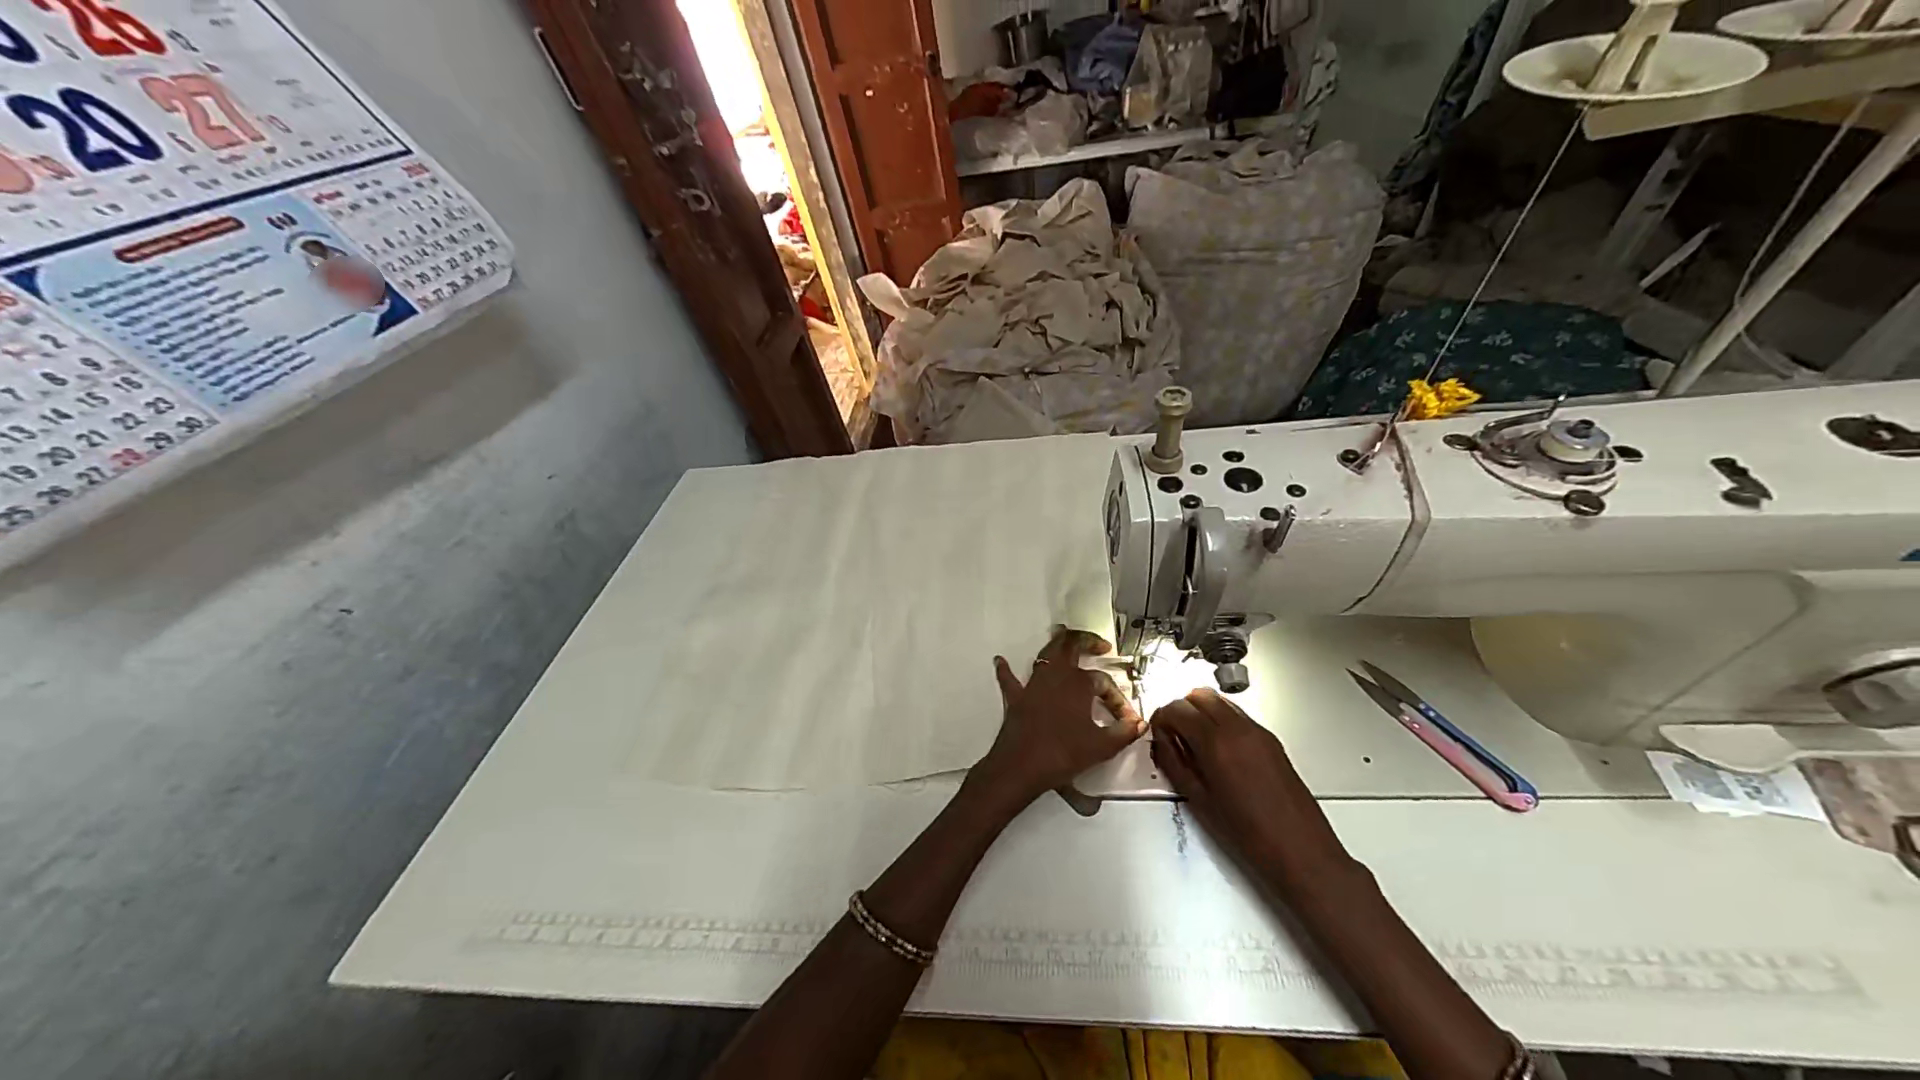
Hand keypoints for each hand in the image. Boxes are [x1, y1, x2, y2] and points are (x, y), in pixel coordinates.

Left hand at [975, 629, 1145, 807]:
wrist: (1021, 766)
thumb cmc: (1063, 754)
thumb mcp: (1101, 747)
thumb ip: (1123, 733)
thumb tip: (1139, 723)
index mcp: (1078, 684)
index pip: (1103, 682)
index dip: (1116, 697)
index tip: (1125, 718)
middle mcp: (1055, 676)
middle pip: (1070, 646)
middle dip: (1086, 641)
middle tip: (1100, 645)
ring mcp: (1033, 685)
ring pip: (1045, 655)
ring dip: (1055, 644)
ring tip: (1062, 634)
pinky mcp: (1016, 698)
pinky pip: (1009, 680)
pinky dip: (1006, 670)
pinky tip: (1000, 660)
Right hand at [1150, 689, 1348, 884]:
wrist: (1300, 852)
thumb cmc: (1254, 836)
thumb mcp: (1199, 799)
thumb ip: (1174, 763)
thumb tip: (1163, 743)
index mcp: (1217, 743)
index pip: (1177, 708)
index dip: (1162, 717)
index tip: (1158, 730)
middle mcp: (1240, 730)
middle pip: (1200, 695)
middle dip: (1181, 709)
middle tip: (1172, 732)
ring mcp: (1259, 733)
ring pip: (1221, 701)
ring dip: (1202, 713)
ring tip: (1194, 743)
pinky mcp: (1272, 741)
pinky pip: (1239, 717)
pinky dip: (1222, 722)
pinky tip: (1218, 751)